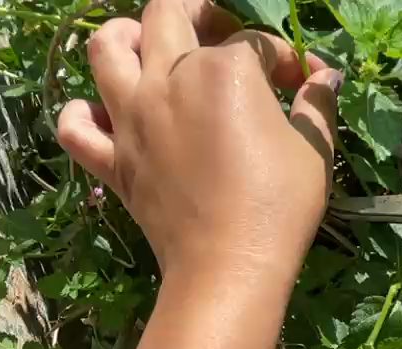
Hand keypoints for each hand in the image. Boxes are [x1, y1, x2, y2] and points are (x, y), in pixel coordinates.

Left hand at [56, 0, 343, 287]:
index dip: (283, 58)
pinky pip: (76, 127)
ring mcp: (132, 120)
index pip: (255, 42)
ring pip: (106, 48)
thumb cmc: (278, 211)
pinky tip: (105, 117)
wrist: (229, 271)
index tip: (299, 85)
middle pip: (168, 12)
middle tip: (221, 41)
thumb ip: (318, 105)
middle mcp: (168, 78)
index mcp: (224, 69)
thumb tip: (325, 76)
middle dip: (200, 14)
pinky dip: (82, 115)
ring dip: (125, 37)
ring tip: (147, 50)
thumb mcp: (313, 154)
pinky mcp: (114, 163)